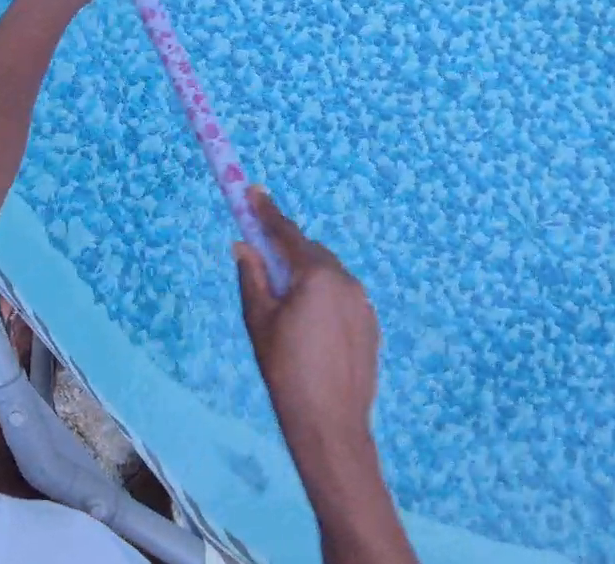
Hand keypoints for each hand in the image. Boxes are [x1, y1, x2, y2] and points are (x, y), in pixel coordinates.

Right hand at [235, 187, 381, 456]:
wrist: (330, 425)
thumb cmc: (285, 369)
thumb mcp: (258, 319)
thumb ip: (252, 276)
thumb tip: (244, 245)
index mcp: (315, 275)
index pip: (286, 233)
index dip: (266, 211)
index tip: (252, 190)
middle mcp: (344, 281)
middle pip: (308, 251)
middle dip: (285, 248)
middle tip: (261, 257)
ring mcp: (362, 303)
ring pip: (327, 272)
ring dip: (304, 272)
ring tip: (283, 300)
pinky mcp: (370, 324)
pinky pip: (341, 294)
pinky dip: (322, 294)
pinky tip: (307, 322)